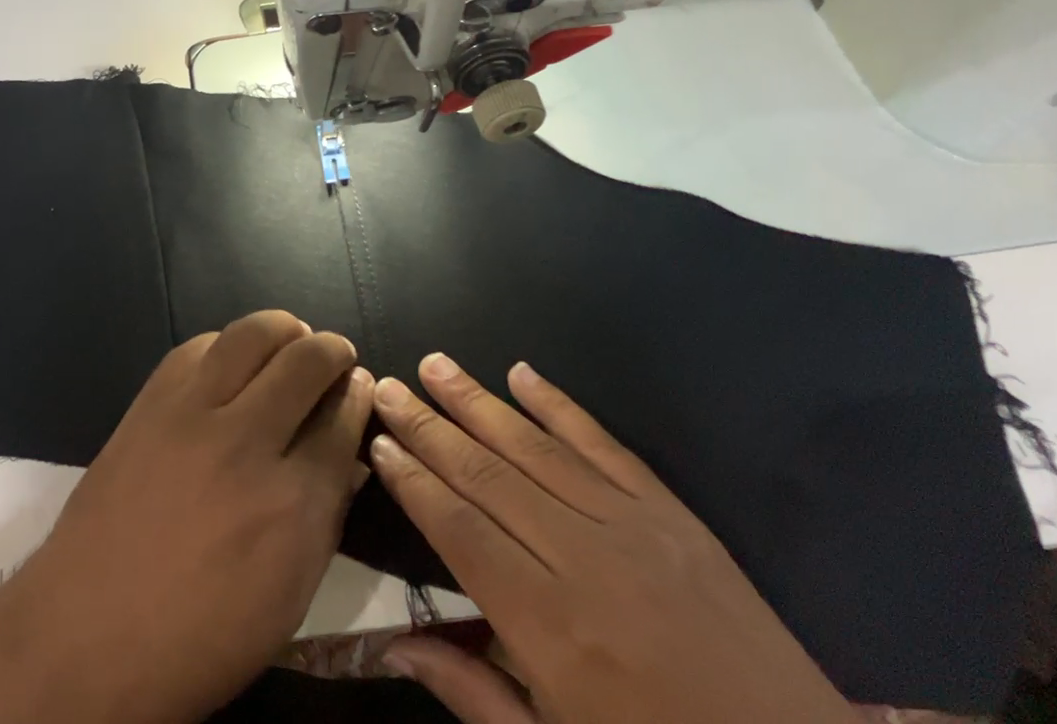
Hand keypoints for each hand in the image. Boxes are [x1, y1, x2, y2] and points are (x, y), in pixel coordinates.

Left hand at [0, 310, 373, 723]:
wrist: (86, 635)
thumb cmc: (199, 638)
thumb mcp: (287, 598)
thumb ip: (324, 517)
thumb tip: (345, 458)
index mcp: (294, 503)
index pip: (344, 420)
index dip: (358, 396)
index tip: (360, 388)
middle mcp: (247, 444)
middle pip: (305, 362)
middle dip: (333, 351)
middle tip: (336, 356)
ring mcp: (190, 416)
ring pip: (251, 336)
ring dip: (283, 329)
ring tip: (293, 339)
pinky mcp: (147, 406)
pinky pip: (195, 348)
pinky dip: (225, 344)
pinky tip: (232, 359)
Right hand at [369, 355, 858, 723]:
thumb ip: (470, 692)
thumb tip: (392, 645)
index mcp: (551, 628)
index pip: (461, 531)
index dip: (414, 483)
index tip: (378, 443)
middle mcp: (587, 562)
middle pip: (490, 478)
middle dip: (431, 428)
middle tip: (387, 386)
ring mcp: (638, 530)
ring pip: (540, 451)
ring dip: (481, 404)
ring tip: (435, 365)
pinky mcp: (678, 516)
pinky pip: (609, 448)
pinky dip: (563, 407)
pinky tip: (525, 375)